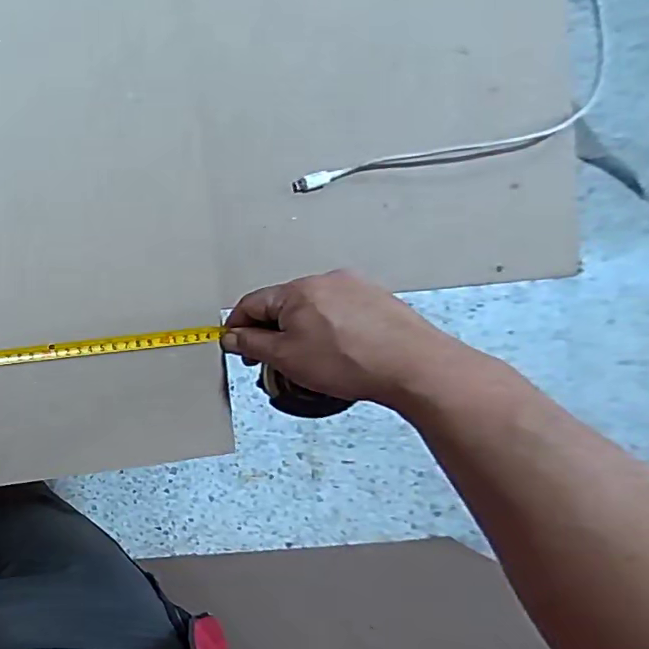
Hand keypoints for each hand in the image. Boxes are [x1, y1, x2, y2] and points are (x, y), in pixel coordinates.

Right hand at [220, 270, 482, 408]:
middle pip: (281, 305)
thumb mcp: (284, 357)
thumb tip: (233, 337)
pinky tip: (334, 354)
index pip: (251, 304)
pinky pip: (337, 313)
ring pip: (310, 309)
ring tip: (307, 361)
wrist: (414, 367)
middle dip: (270, 332)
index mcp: (299, 289)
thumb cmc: (355, 361)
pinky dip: (326, 331)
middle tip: (269, 359)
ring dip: (299, 332)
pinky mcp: (376, 301)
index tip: (235, 344)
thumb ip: (250, 343)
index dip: (237, 328)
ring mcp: (355, 288)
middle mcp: (327, 281)